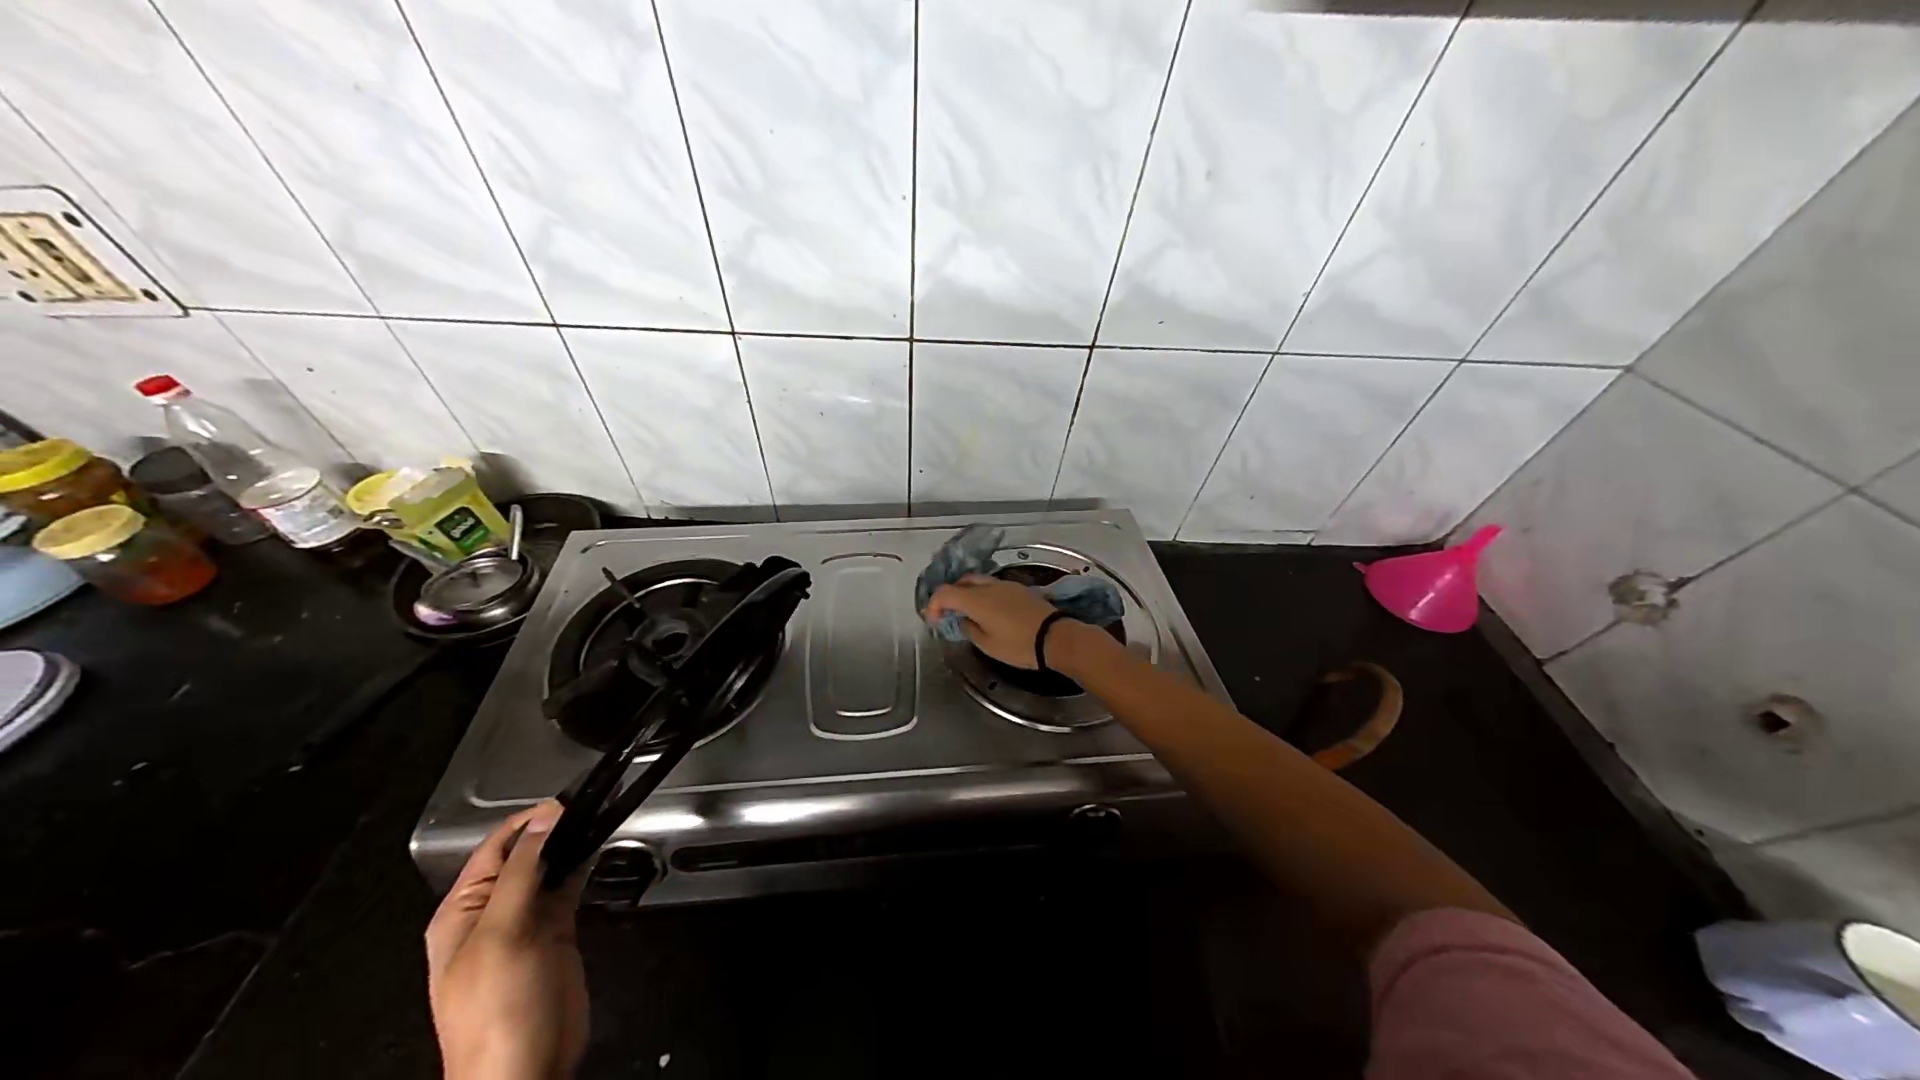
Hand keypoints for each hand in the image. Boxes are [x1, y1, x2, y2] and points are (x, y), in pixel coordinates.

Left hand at [426, 801, 588, 1079]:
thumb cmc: (495, 1011)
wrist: (524, 1071)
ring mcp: (526, 924)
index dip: (528, 821)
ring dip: (570, 847)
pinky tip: (597, 851)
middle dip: (553, 831)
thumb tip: (546, 819)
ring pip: (549, 870)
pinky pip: (567, 890)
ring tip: (598, 821)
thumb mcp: (502, 934)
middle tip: (588, 808)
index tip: (565, 803)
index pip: (494, 848)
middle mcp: (493, 913)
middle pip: (525, 856)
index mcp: (463, 912)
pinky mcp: (555, 934)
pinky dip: (582, 868)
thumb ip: (523, 872)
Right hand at [924, 573, 1066, 669]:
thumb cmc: (1019, 645)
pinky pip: (994, 586)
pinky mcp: (1019, 589)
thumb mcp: (987, 644)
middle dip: (950, 595)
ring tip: (969, 613)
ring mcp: (1006, 585)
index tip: (933, 620)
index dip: (933, 605)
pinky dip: (984, 594)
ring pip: (979, 582)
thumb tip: (964, 620)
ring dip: (968, 593)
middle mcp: (988, 586)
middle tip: (949, 614)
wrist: (1056, 637)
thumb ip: (969, 629)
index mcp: (976, 599)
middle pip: (961, 581)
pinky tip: (989, 611)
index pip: (944, 592)